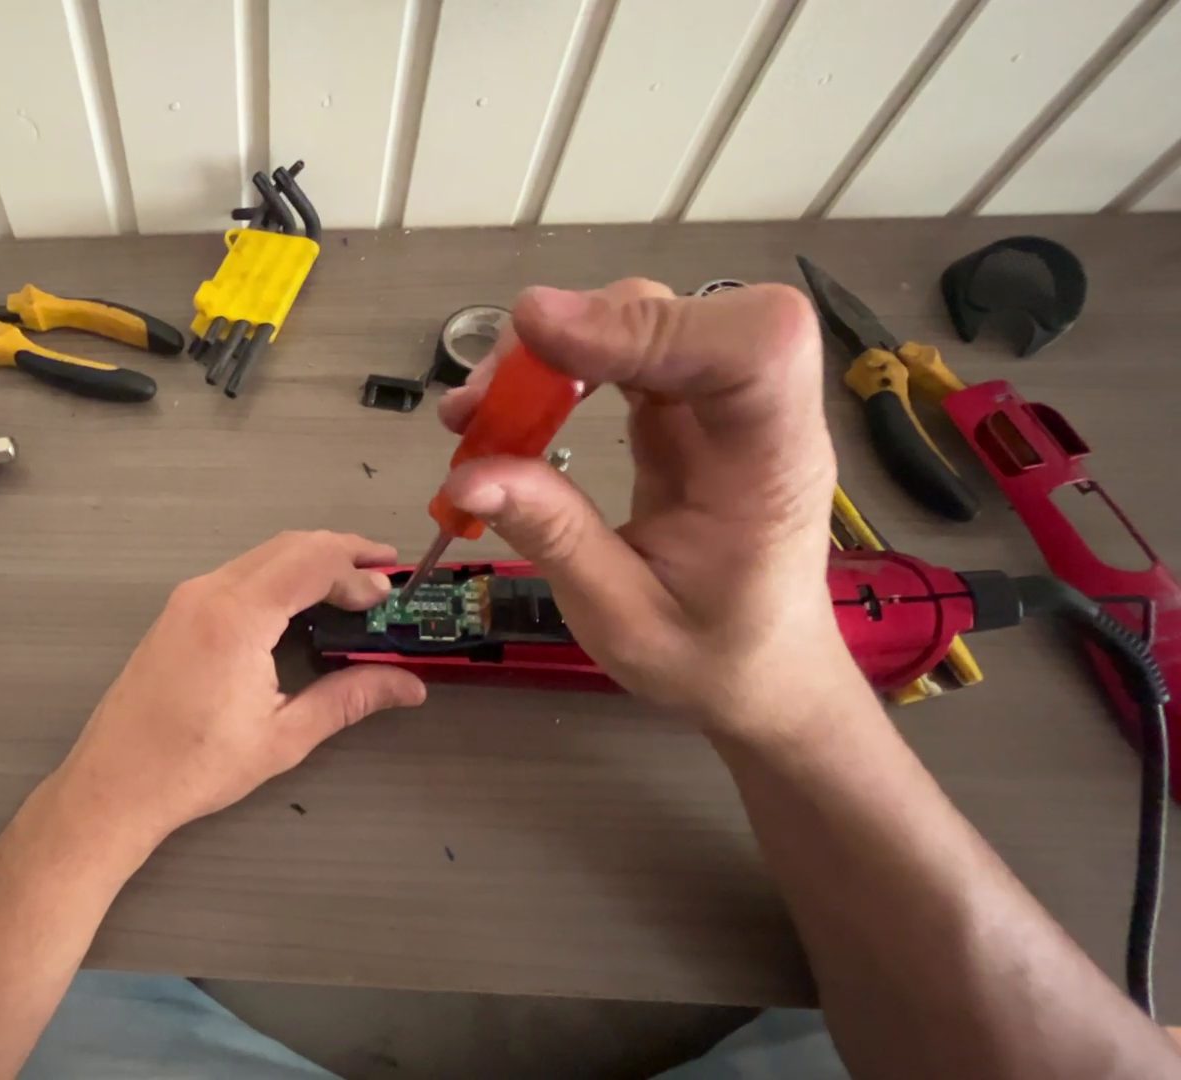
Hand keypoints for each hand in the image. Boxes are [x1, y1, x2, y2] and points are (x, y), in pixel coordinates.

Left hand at [49, 531, 426, 847]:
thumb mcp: (284, 736)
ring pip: (262, 555)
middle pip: (288, 546)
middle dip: (341, 552)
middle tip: (383, 573)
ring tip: (351, 585)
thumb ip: (349, 698)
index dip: (357, 568)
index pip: (311, 561)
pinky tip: (301, 602)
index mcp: (237, 615)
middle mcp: (209, 590)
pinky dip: (280, 575)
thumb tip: (411, 686)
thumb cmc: (198, 765)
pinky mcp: (178, 609)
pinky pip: (240, 573)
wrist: (115, 781)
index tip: (390, 591)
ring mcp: (187, 596)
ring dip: (309, 560)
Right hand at [437, 280, 850, 735]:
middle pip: (680, 314)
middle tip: (480, 400)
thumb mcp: (618, 615)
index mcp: (770, 467)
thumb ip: (552, 536)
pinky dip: (555, 371)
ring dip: (549, 351)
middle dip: (570, 335)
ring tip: (475, 409)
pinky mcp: (679, 415)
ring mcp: (714, 409)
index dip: (644, 323)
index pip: (746, 347)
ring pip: (641, 324)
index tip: (537, 333)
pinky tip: (508, 409)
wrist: (758, 675)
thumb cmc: (707, 656)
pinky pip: (618, 361)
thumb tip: (464, 476)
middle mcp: (753, 416)